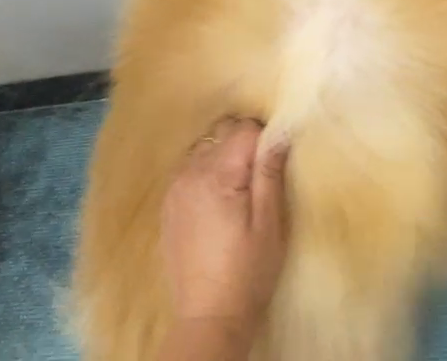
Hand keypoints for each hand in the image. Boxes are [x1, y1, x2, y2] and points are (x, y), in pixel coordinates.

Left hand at [159, 117, 289, 334]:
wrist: (208, 317)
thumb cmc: (248, 272)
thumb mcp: (270, 224)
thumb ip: (270, 173)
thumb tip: (278, 132)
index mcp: (218, 175)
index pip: (244, 129)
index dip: (264, 139)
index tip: (274, 160)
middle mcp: (190, 172)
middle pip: (221, 132)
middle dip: (243, 142)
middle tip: (259, 175)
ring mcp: (174, 187)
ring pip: (204, 147)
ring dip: (222, 155)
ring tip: (237, 189)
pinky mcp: (168, 203)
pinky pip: (189, 168)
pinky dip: (205, 171)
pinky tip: (217, 200)